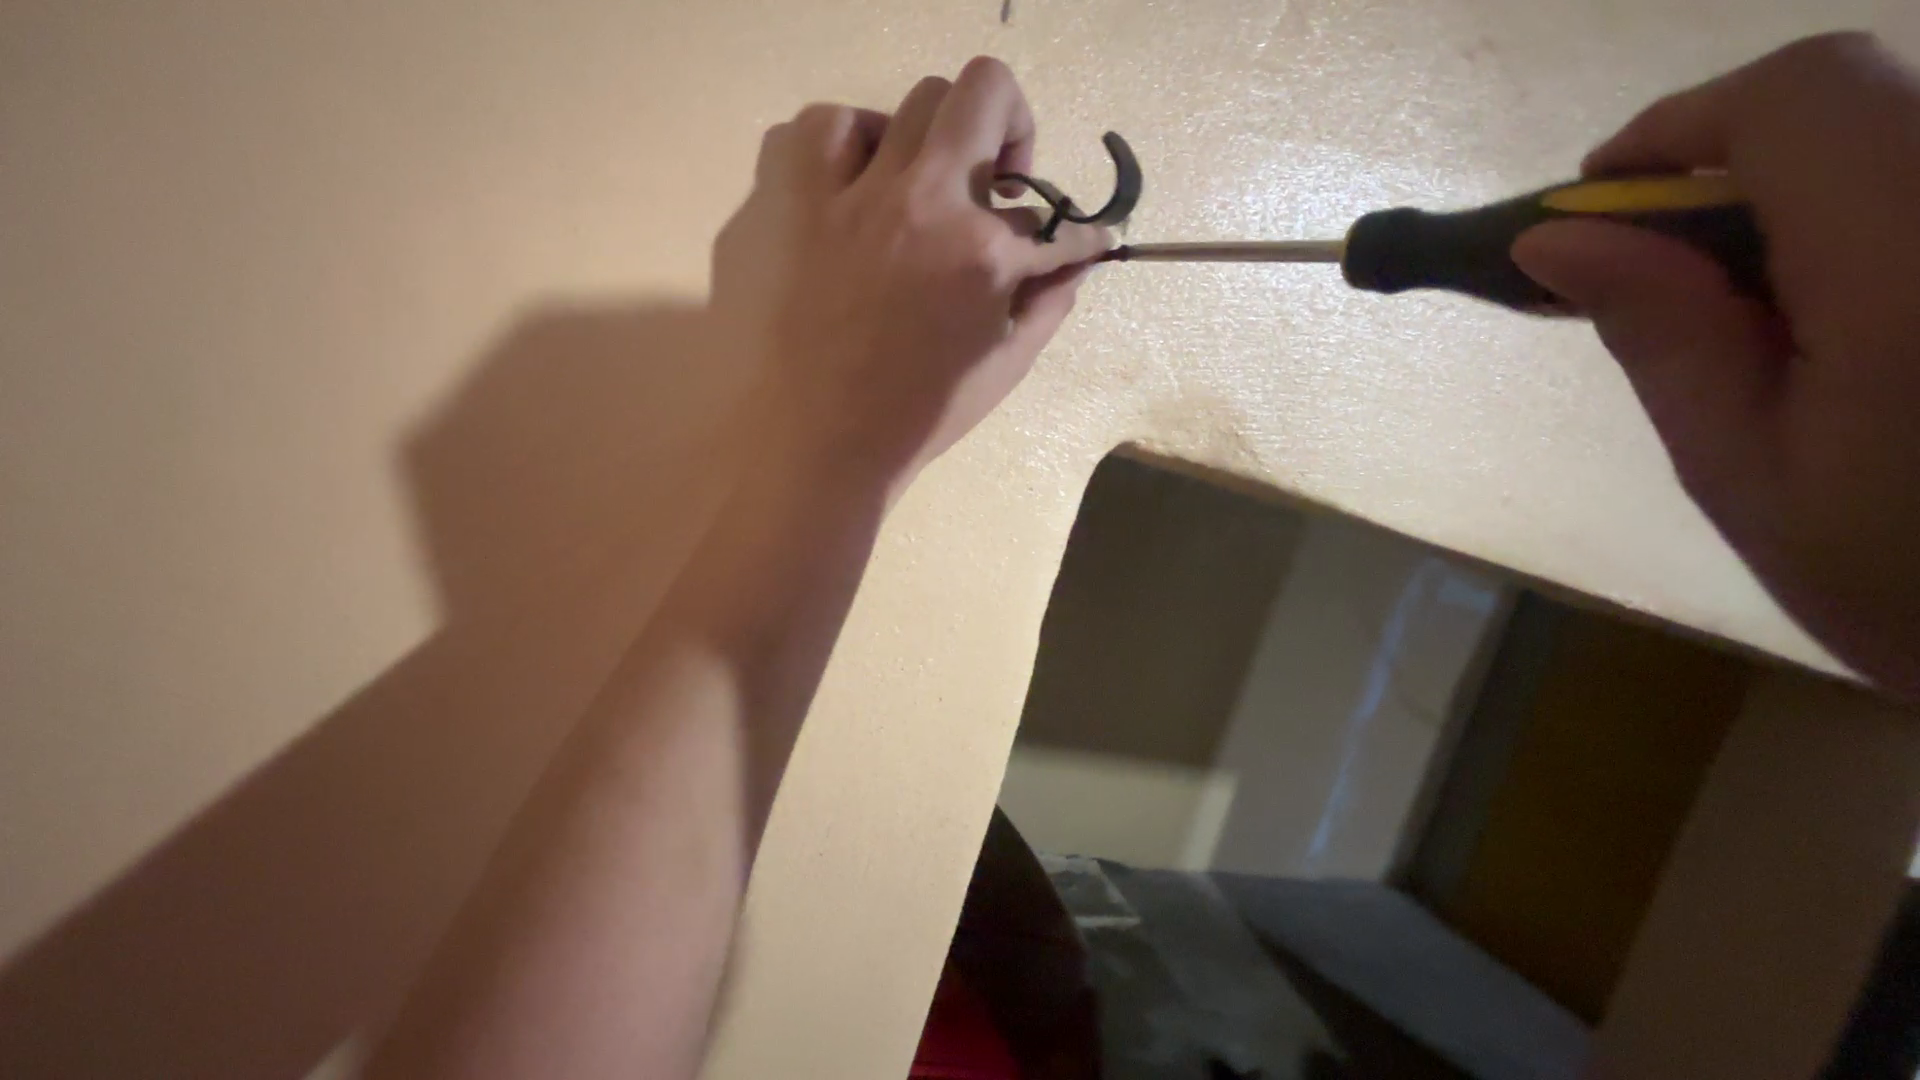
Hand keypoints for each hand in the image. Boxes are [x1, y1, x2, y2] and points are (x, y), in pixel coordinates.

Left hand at [711, 57, 1110, 489]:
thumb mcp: (1001, 369)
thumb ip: (1048, 302)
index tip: (1065, 238)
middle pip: (978, 93)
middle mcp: (915, 200)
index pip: (1047, 214)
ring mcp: (840, 195)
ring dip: (918, 145)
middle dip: (1006, 129)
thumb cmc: (912, 419)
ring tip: (908, 194)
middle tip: (993, 183)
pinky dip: (838, 156)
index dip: (1066, 229)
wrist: (809, 449)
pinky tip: (844, 197)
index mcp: (977, 250)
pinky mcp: (779, 201)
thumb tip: (1079, 256)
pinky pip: (809, 135)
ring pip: (894, 106)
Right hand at [1511, 33, 1919, 697]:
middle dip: (1724, 163)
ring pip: (1899, 133)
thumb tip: (1553, 239)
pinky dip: (1854, 217)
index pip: (1796, 102)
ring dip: (1790, 191)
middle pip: (1854, 100)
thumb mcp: (1740, 465)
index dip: (1675, 126)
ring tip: (1744, 301)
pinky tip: (1833, 306)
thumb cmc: (1908, 579)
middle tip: (1650, 266)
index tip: (1591, 202)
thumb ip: (1661, 332)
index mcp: (1915, 267)